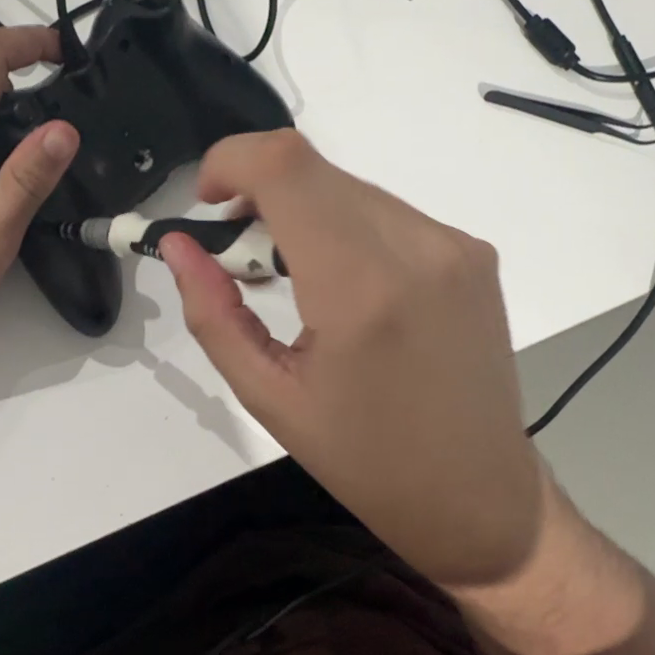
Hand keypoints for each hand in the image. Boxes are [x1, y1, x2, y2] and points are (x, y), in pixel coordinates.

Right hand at [162, 130, 543, 585]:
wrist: (476, 494)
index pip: (286, 166)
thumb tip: (179, 246)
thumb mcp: (268, 397)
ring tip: (295, 284)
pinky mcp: (476, 254)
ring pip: (352, 189)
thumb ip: (214, 314)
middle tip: (241, 261)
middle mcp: (418, 247)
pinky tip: (345, 291)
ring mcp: (456, 246)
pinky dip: (348, 231)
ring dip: (304, 214)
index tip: (206, 203)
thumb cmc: (363, 460)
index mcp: (360, 289)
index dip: (230, 161)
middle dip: (260, 197)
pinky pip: (390, 214)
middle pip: (315, 171)